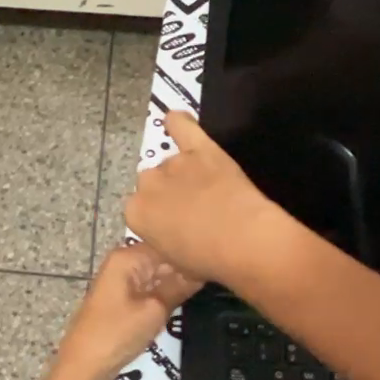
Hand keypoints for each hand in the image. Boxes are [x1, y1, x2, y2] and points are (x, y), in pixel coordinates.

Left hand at [53, 244, 202, 379]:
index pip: (169, 243)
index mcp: (128, 256)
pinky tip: (182, 299)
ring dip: (176, 281)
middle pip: (163, 256)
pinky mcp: (121, 297)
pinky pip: (149, 287)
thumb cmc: (117, 334)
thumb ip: (180, 286)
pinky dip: (164, 293)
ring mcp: (121, 280)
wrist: (84, 366)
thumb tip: (204, 269)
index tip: (217, 262)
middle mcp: (123, 261)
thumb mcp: (155, 309)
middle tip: (215, 276)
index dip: (193, 253)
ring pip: (157, 273)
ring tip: (205, 286)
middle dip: (186, 267)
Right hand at [123, 111, 288, 284]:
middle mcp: (148, 183)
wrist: (243, 241)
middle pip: (152, 182)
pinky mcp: (201, 148)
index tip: (175, 227)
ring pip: (171, 162)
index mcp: (135, 213)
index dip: (159, 218)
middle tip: (192, 211)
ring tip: (209, 191)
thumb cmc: (209, 260)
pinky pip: (183, 126)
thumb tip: (171, 233)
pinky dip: (178, 122)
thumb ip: (163, 239)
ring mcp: (174, 162)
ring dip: (184, 173)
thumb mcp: (175, 260)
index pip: (138, 209)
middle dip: (168, 194)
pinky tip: (175, 118)